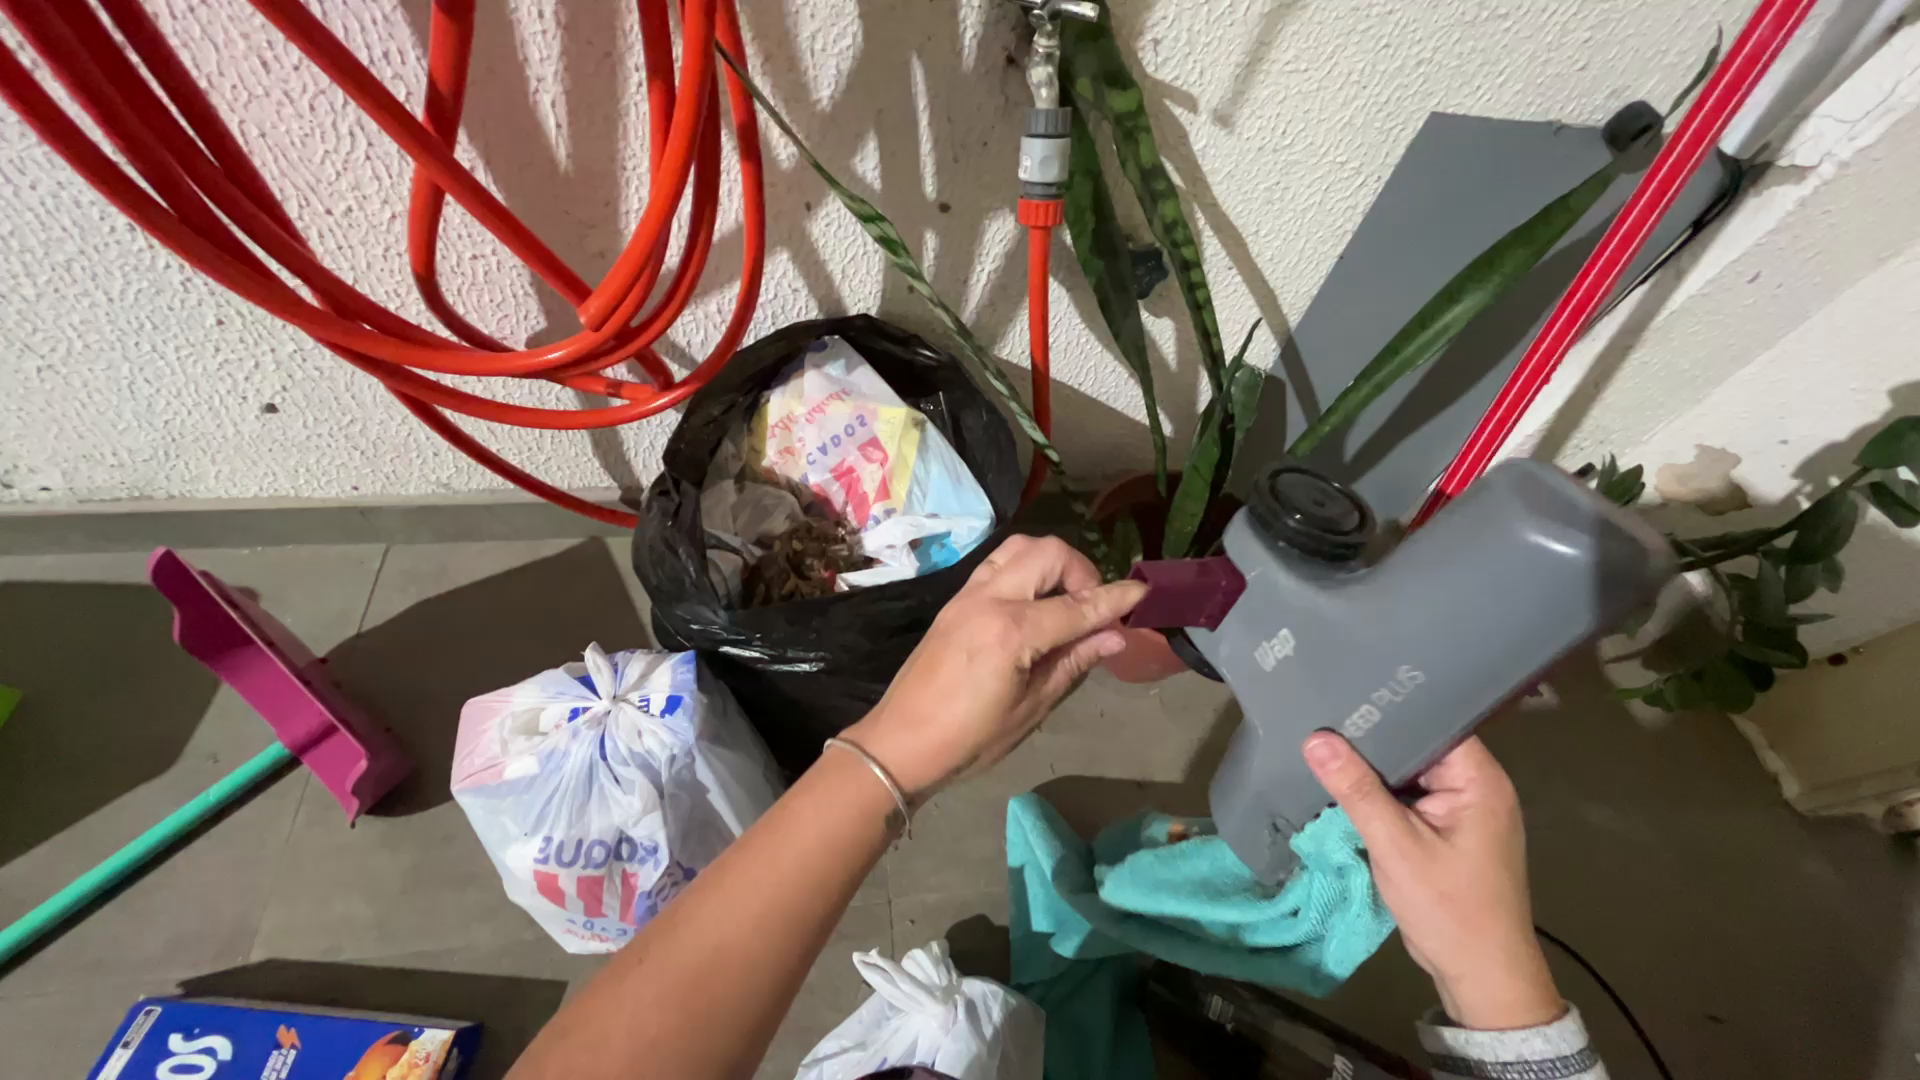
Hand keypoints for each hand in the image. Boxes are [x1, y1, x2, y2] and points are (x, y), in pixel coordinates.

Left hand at [843, 535, 1147, 800]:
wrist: (900, 742)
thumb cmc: (970, 738)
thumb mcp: (1031, 709)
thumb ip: (1073, 663)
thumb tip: (1114, 636)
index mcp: (1011, 632)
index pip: (1077, 606)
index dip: (1115, 599)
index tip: (1144, 593)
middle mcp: (989, 599)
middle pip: (1048, 553)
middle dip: (1082, 570)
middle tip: (1092, 607)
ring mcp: (967, 595)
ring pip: (1019, 548)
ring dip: (1051, 563)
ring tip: (1065, 600)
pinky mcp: (955, 600)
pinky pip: (998, 564)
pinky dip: (1025, 569)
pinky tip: (1035, 603)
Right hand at [1303, 732, 1562, 1030]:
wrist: (1479, 976)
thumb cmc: (1449, 907)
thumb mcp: (1396, 844)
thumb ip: (1356, 789)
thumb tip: (1315, 739)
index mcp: (1479, 780)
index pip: (1433, 721)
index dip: (1390, 704)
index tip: (1344, 688)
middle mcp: (1474, 786)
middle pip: (1416, 743)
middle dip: (1370, 734)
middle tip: (1321, 710)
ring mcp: (1458, 809)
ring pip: (1406, 769)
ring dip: (1369, 763)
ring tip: (1321, 735)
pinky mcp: (1442, 828)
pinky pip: (1404, 794)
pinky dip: (1375, 789)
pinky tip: (1339, 777)